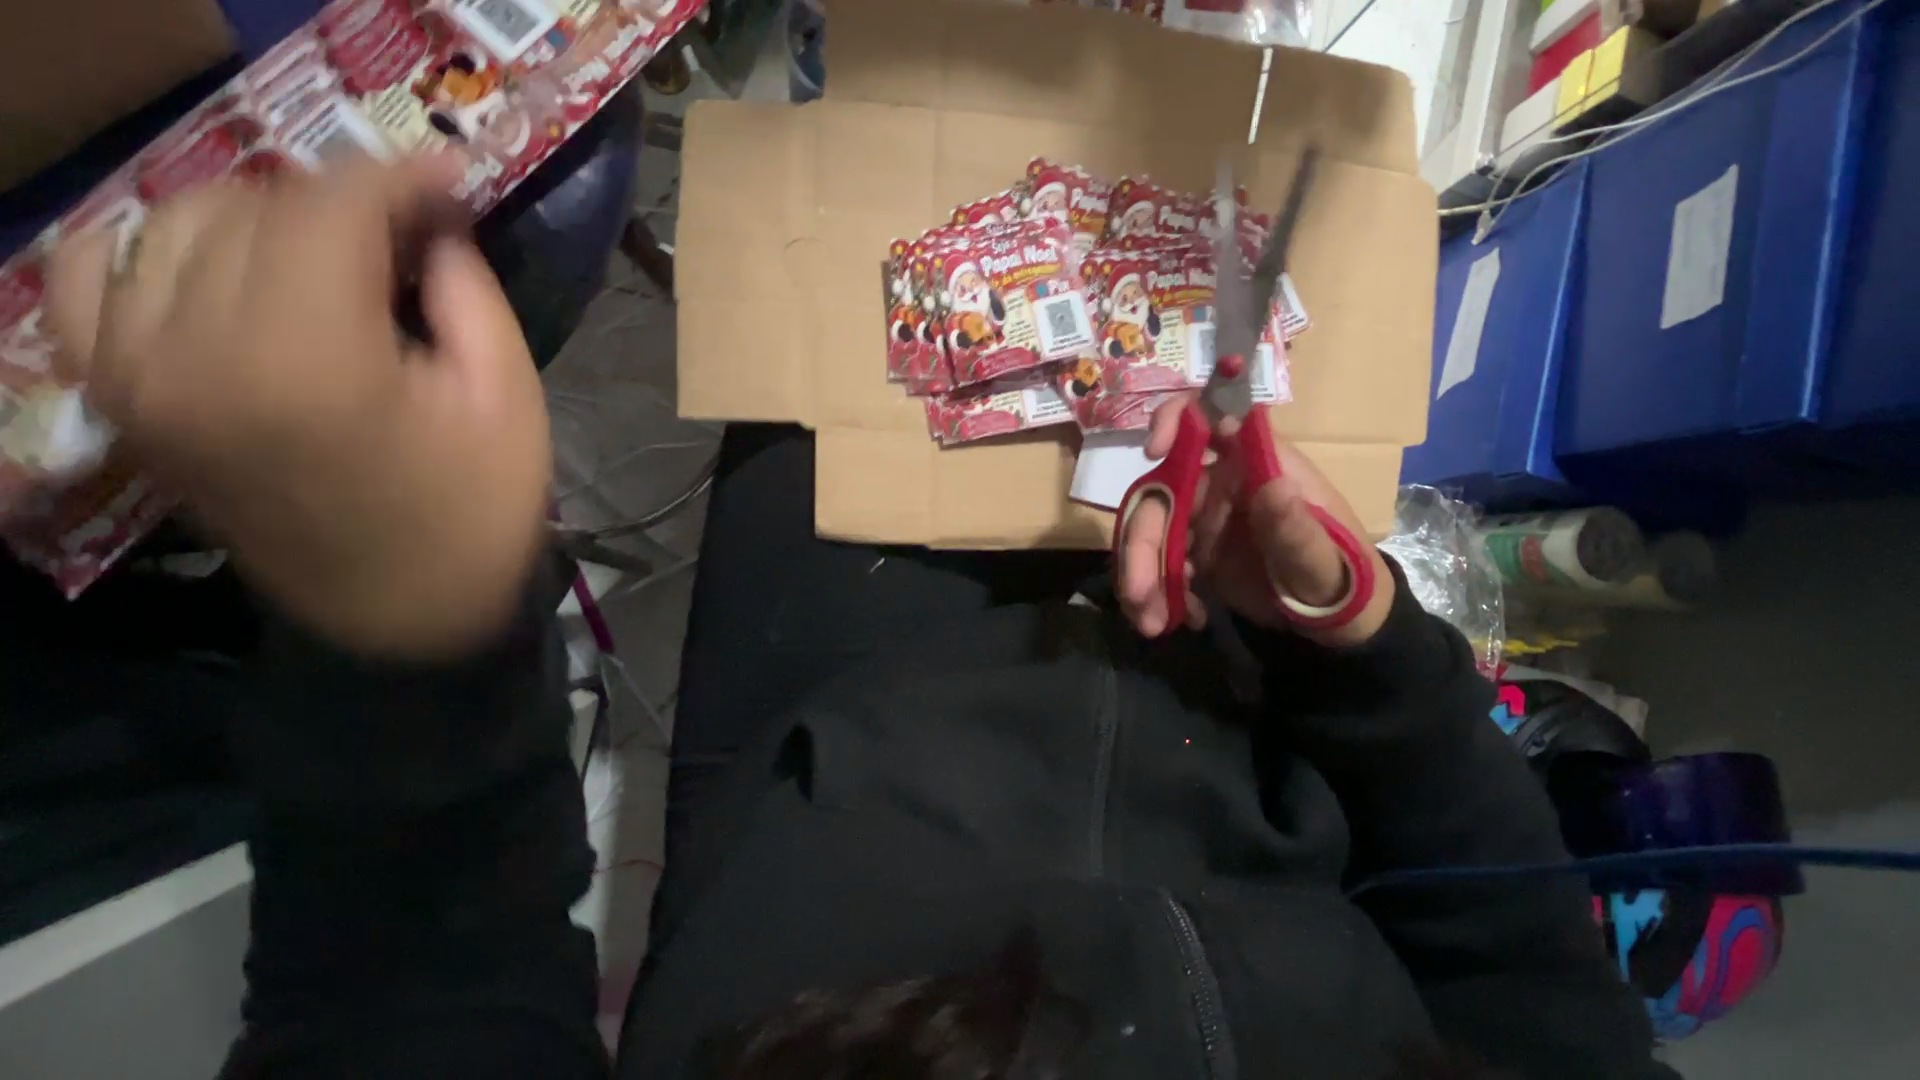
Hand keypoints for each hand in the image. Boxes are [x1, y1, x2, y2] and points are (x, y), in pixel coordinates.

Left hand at [45, 157, 551, 657]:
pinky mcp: (120, 397)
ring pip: (174, 223)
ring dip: (261, 218)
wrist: (405, 615)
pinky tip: (221, 267)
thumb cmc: (476, 515)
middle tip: (410, 230)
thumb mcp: (508, 402)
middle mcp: (196, 350)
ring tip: (332, 252)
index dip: (398, 179)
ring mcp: (137, 373)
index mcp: (311, 359)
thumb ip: (466, 292)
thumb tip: (433, 219)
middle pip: (251, 205)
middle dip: (341, 200)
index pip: (331, 209)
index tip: (452, 179)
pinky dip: (153, 248)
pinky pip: (93, 276)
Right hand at [1115, 396, 1392, 646]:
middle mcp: (1218, 484)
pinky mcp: (1192, 553)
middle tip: (1136, 595)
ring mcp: (1201, 519)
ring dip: (1141, 576)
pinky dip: (1156, 593)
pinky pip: (1157, 563)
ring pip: (1149, 532)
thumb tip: (1275, 485)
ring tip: (1151, 623)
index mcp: (1253, 464)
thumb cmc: (1339, 571)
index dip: (1174, 421)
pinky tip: (1182, 619)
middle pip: (1159, 494)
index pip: (1206, 420)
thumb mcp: (1320, 556)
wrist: (1339, 616)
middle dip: (1140, 544)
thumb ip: (1295, 527)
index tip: (1153, 451)